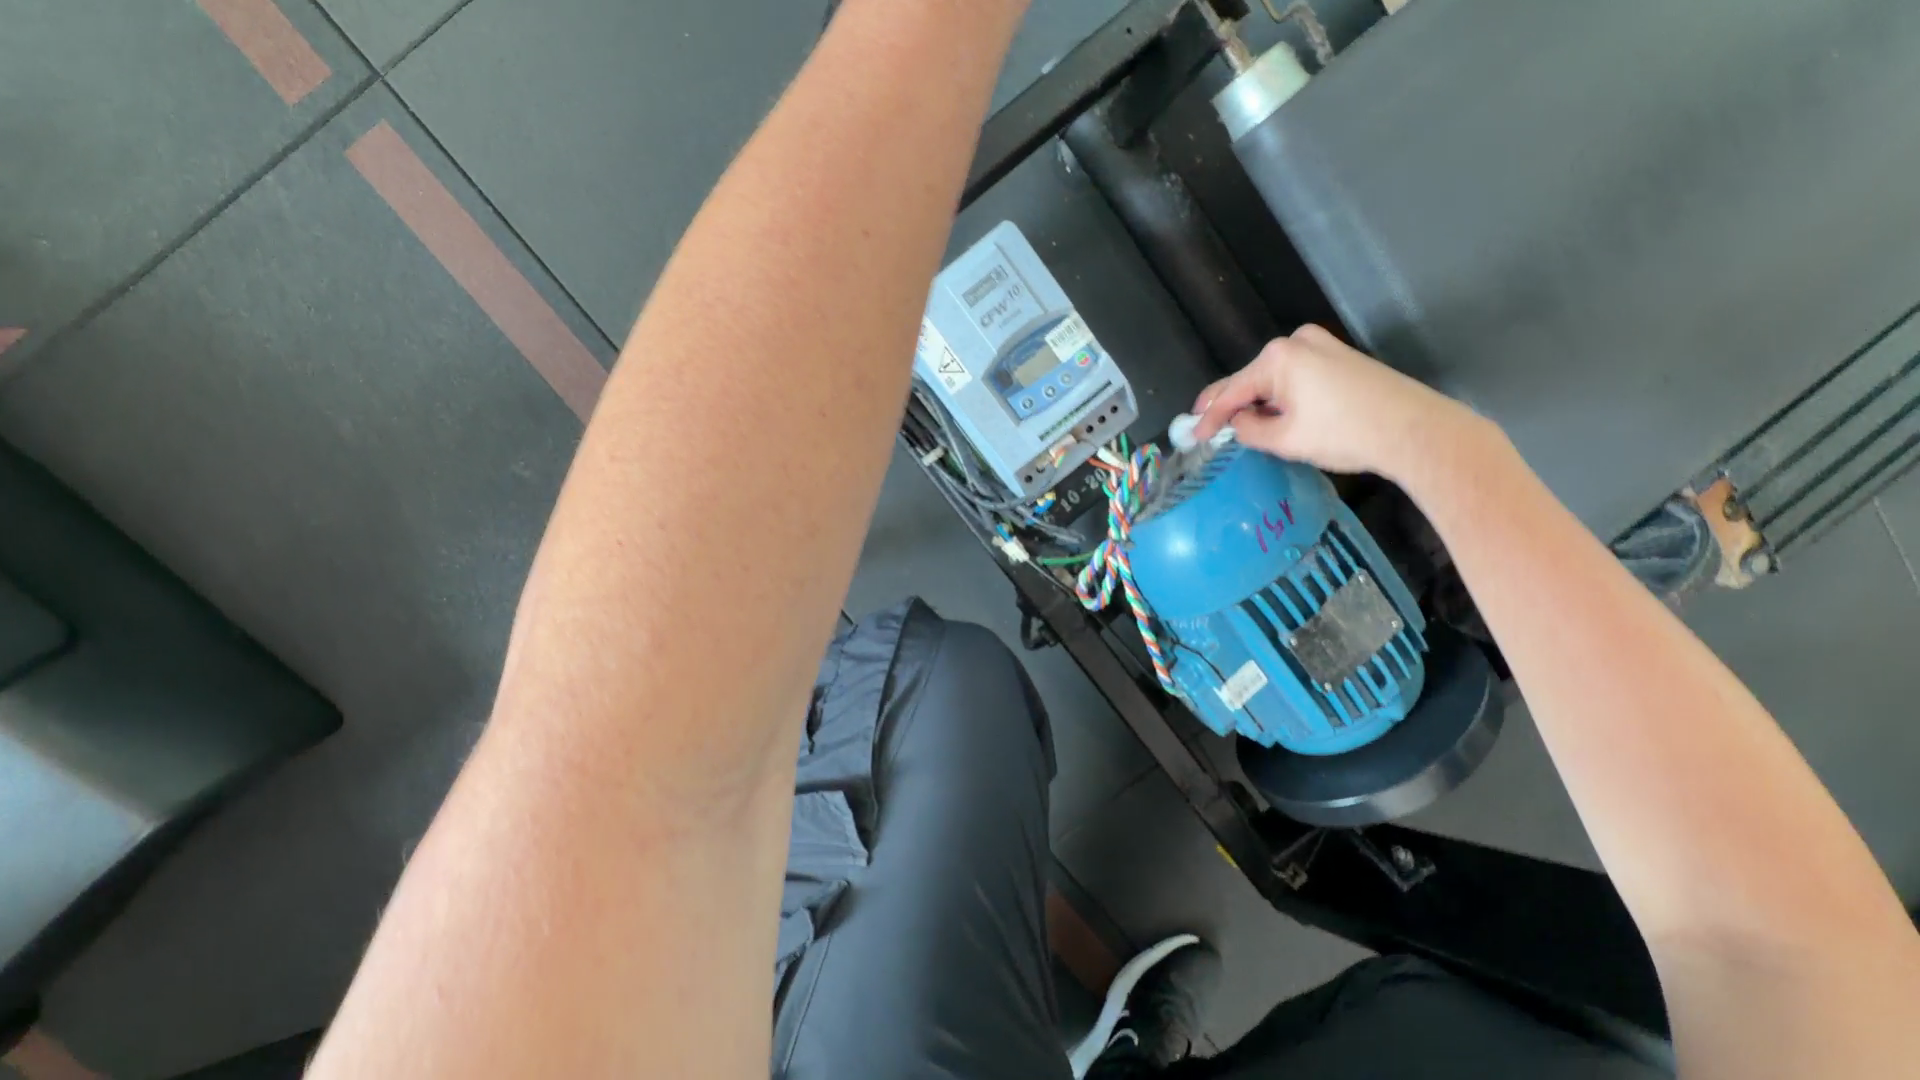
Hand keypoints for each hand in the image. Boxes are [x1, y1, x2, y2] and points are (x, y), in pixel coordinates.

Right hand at [1190, 325, 1485, 481]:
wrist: (1414, 430)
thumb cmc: (1345, 433)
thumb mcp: (1286, 440)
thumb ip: (1250, 430)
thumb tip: (1239, 424)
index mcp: (1278, 357)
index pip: (1231, 390)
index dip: (1209, 417)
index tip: (1193, 437)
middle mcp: (1297, 341)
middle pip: (1251, 379)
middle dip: (1231, 405)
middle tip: (1209, 429)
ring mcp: (1322, 346)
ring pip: (1274, 379)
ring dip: (1258, 402)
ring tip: (1240, 428)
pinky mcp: (1340, 358)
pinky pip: (1297, 377)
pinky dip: (1282, 397)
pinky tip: (1276, 416)